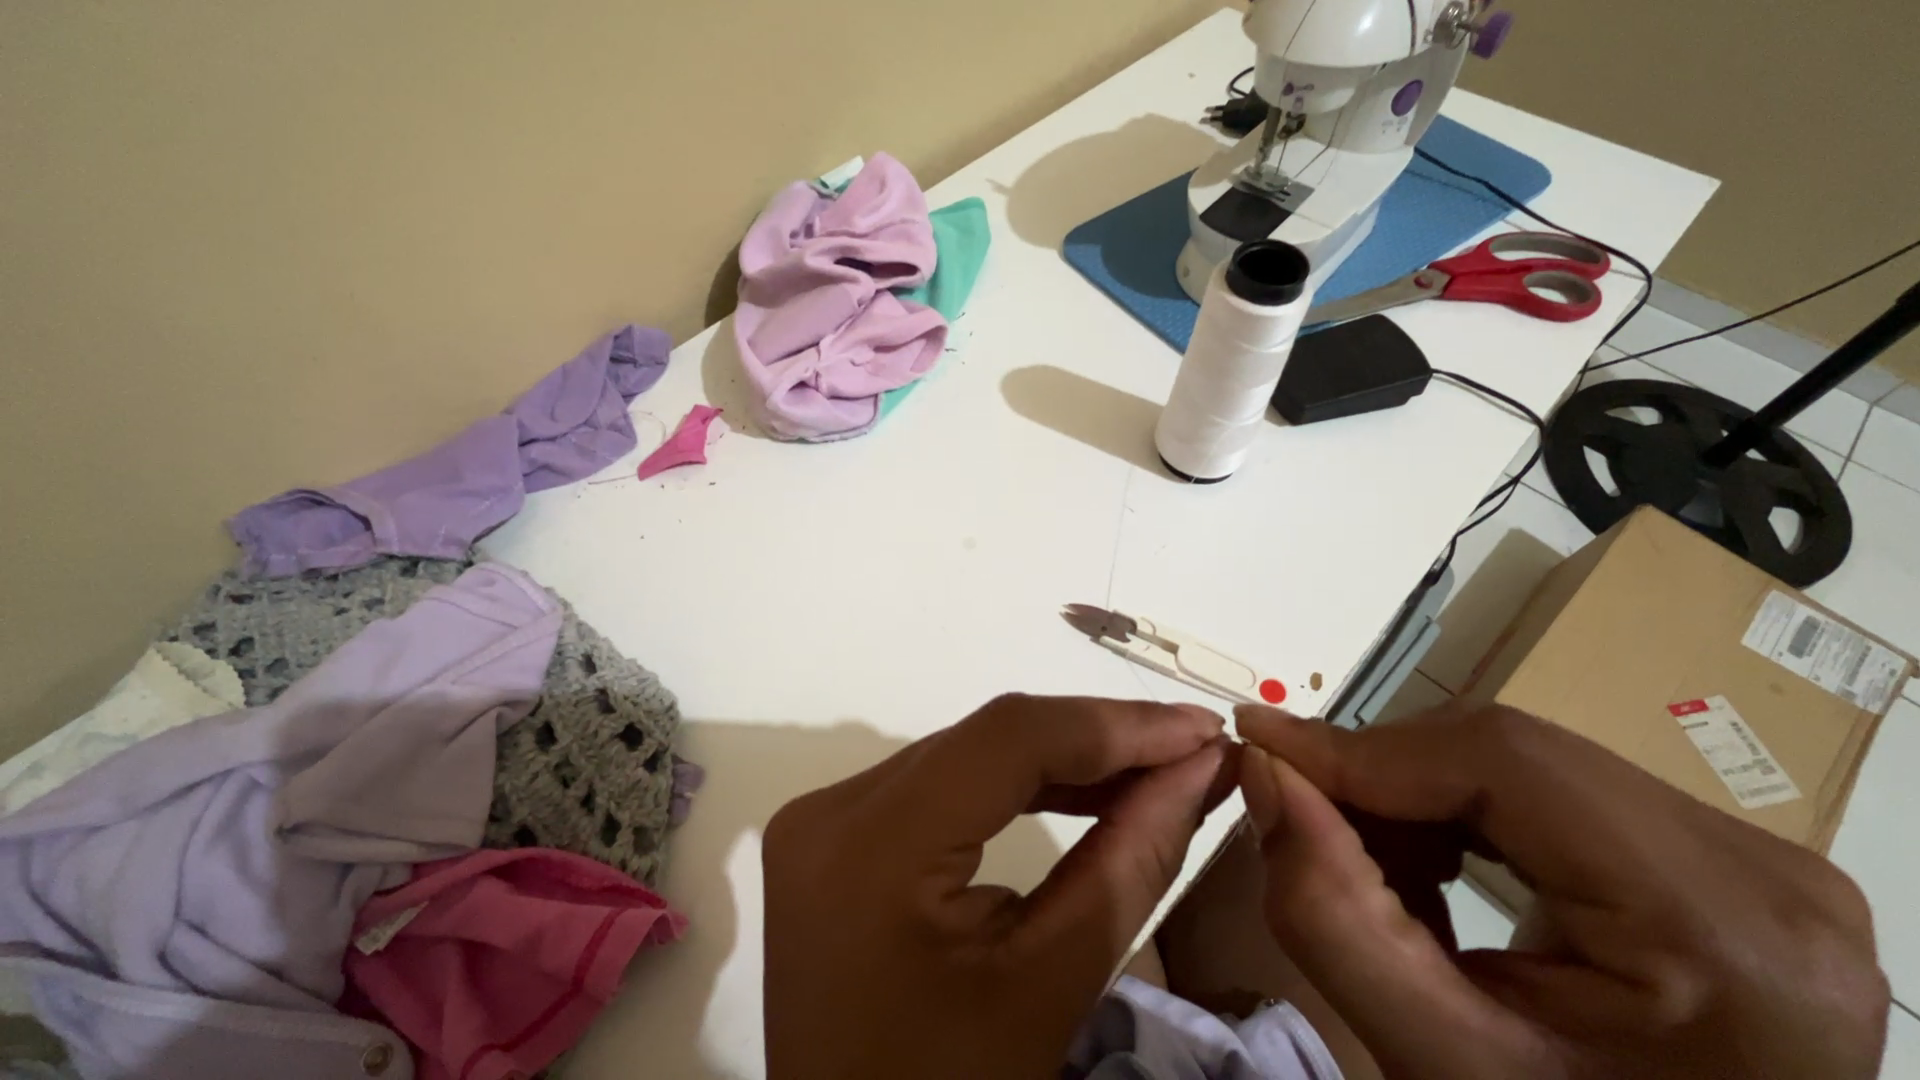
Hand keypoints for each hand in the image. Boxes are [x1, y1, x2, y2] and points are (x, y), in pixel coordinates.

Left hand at [762, 695, 1232, 1079]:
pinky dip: (1014, 785)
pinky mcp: (832, 835)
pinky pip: (939, 785)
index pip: (1008, 739)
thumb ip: (1129, 864)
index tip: (1205, 732)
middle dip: (1098, 740)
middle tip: (1193, 751)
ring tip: (1155, 769)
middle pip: (986, 740)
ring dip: (1062, 759)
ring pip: (966, 755)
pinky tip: (1083, 792)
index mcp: (871, 849)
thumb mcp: (1049, 987)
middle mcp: (831, 810)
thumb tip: (1197, 770)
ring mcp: (823, 819)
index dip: (1116, 723)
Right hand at [1236, 703, 1889, 1079]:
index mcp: (1721, 928)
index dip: (1366, 749)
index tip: (1258, 743)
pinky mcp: (1719, 863)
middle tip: (1300, 824)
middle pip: (1515, 757)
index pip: (1508, 764)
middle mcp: (1761, 868)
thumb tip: (1265, 771)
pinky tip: (1430, 875)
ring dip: (1415, 800)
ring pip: (1523, 765)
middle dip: (1384, 782)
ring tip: (1370, 872)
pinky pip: (1550, 794)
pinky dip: (1459, 817)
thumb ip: (1332, 915)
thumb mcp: (1436, 1063)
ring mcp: (1751, 860)